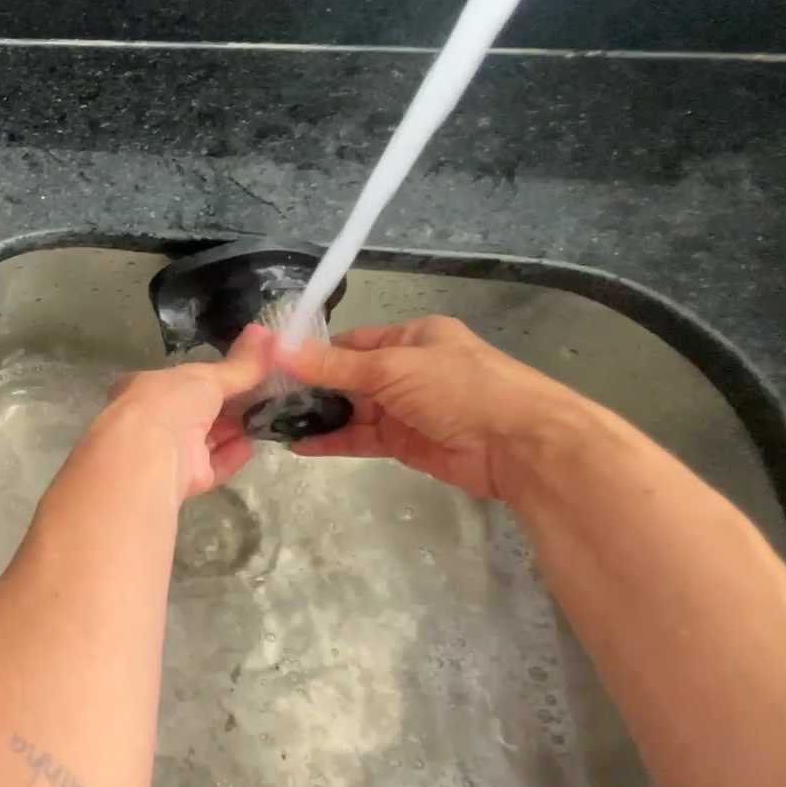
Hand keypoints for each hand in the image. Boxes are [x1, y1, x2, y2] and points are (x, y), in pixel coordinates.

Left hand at [98, 325, 274, 499]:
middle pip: (196, 412)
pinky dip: (232, 456)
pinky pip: (213, 465)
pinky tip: (252, 446)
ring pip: (206, 439)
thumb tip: (265, 332)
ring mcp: (167, 451)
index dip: (212, 378)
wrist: (149, 453)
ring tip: (268, 416)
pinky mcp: (184, 479)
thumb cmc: (169, 402)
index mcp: (146, 388)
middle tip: (267, 394)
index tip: (247, 373)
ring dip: (234, 429)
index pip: (181, 381)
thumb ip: (239, 364)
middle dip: (228, 405)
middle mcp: (153, 419)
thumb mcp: (206, 375)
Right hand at [273, 316, 593, 500]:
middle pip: (344, 377)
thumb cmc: (462, 390)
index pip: (348, 342)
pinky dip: (331, 441)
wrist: (524, 447)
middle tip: (262, 398)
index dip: (310, 353)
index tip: (269, 365)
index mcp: (411, 338)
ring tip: (272, 423)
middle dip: (307, 388)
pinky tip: (298, 445)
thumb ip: (332, 365)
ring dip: (315, 416)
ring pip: (348, 409)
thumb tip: (276, 349)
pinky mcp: (403, 442)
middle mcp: (406, 369)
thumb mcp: (392, 368)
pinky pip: (358, 438)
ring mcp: (404, 407)